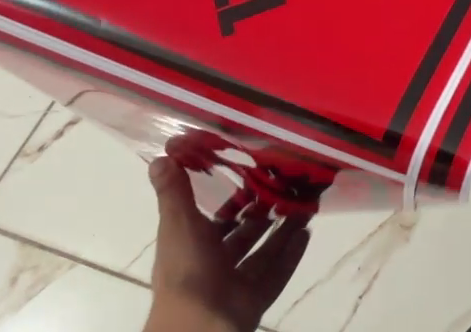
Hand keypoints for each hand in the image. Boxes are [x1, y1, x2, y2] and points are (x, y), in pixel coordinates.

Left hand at [143, 157, 311, 331]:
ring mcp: (237, 283)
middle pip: (244, 235)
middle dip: (265, 213)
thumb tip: (161, 155)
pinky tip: (308, 232)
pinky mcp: (257, 297)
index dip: (233, 199)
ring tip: (308, 205)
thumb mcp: (178, 224)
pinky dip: (293, 253)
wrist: (200, 324)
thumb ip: (175, 192)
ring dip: (284, 229)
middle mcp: (214, 265)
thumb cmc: (187, 270)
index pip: (215, 219)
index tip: (257, 174)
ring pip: (264, 251)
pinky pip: (279, 272)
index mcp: (192, 247)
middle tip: (291, 186)